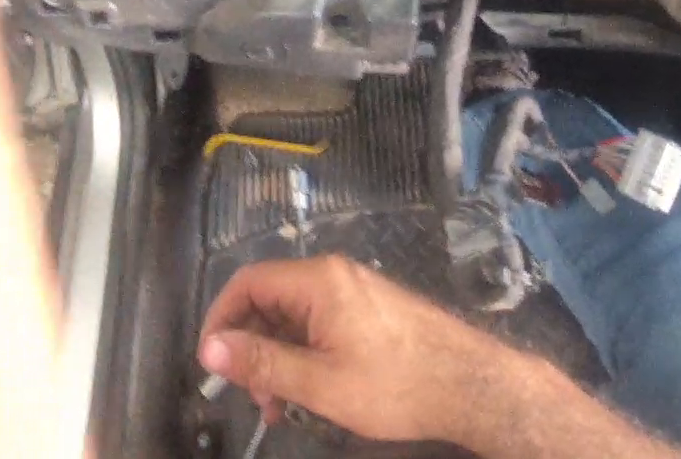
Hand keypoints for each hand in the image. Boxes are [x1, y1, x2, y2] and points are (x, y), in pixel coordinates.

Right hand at [198, 256, 529, 444]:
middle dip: (251, 345)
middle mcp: (331, 273)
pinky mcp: (365, 307)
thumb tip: (209, 349)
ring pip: (293, 314)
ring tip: (279, 407)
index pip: (249, 282)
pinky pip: (317, 321)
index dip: (222, 319)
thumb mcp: (321, 382)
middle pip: (270, 297)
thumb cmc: (395, 383)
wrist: (470, 384)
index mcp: (317, 280)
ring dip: (276, 355)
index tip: (211, 363)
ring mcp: (351, 288)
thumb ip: (263, 362)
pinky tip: (306, 390)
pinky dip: (302, 352)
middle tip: (252, 397)